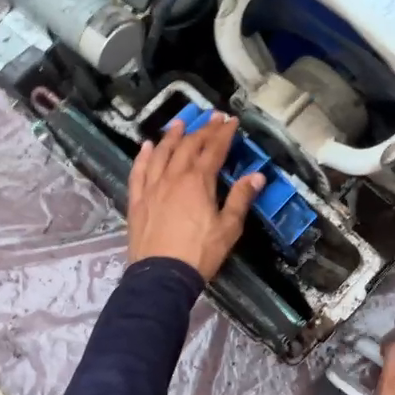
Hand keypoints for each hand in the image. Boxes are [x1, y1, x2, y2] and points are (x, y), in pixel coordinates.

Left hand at [127, 113, 263, 280]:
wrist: (162, 276)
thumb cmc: (200, 253)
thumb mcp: (228, 228)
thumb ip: (240, 199)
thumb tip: (257, 175)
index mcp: (198, 182)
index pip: (213, 150)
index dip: (223, 134)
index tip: (231, 121)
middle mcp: (173, 177)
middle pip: (188, 146)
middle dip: (203, 130)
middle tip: (212, 118)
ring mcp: (152, 187)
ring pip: (161, 153)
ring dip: (172, 136)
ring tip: (180, 123)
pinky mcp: (137, 200)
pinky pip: (139, 171)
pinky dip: (143, 156)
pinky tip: (146, 147)